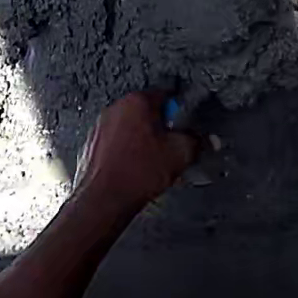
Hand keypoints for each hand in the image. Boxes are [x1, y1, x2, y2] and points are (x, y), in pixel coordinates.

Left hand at [72, 91, 198, 213]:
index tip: (183, 126)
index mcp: (137, 102)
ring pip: (130, 128)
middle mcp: (115, 109)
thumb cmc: (135, 175)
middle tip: (170, 147)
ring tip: (152, 162)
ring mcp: (100, 128)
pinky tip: (135, 170)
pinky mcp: (91, 147)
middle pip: (147, 111)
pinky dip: (126, 153)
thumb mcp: (181, 154)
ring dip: (143, 141)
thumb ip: (197, 141)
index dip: (179, 112)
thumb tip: (205, 140)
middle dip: (160, 128)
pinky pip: (116, 143)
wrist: (102, 203)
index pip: (166, 94)